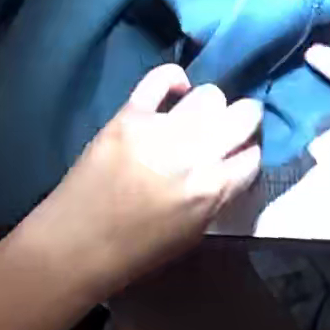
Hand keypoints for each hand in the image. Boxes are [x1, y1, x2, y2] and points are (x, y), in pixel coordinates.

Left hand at [14, 64, 262, 299]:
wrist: (77, 241)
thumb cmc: (137, 249)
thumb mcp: (193, 233)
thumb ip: (218, 195)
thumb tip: (231, 164)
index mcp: (210, 191)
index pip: (252, 156)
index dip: (249, 152)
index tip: (239, 153)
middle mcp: (192, 154)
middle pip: (242, 116)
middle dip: (244, 119)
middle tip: (230, 127)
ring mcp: (158, 130)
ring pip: (208, 95)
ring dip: (209, 105)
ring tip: (196, 116)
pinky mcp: (128, 115)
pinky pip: (159, 79)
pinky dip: (172, 79)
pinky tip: (175, 89)